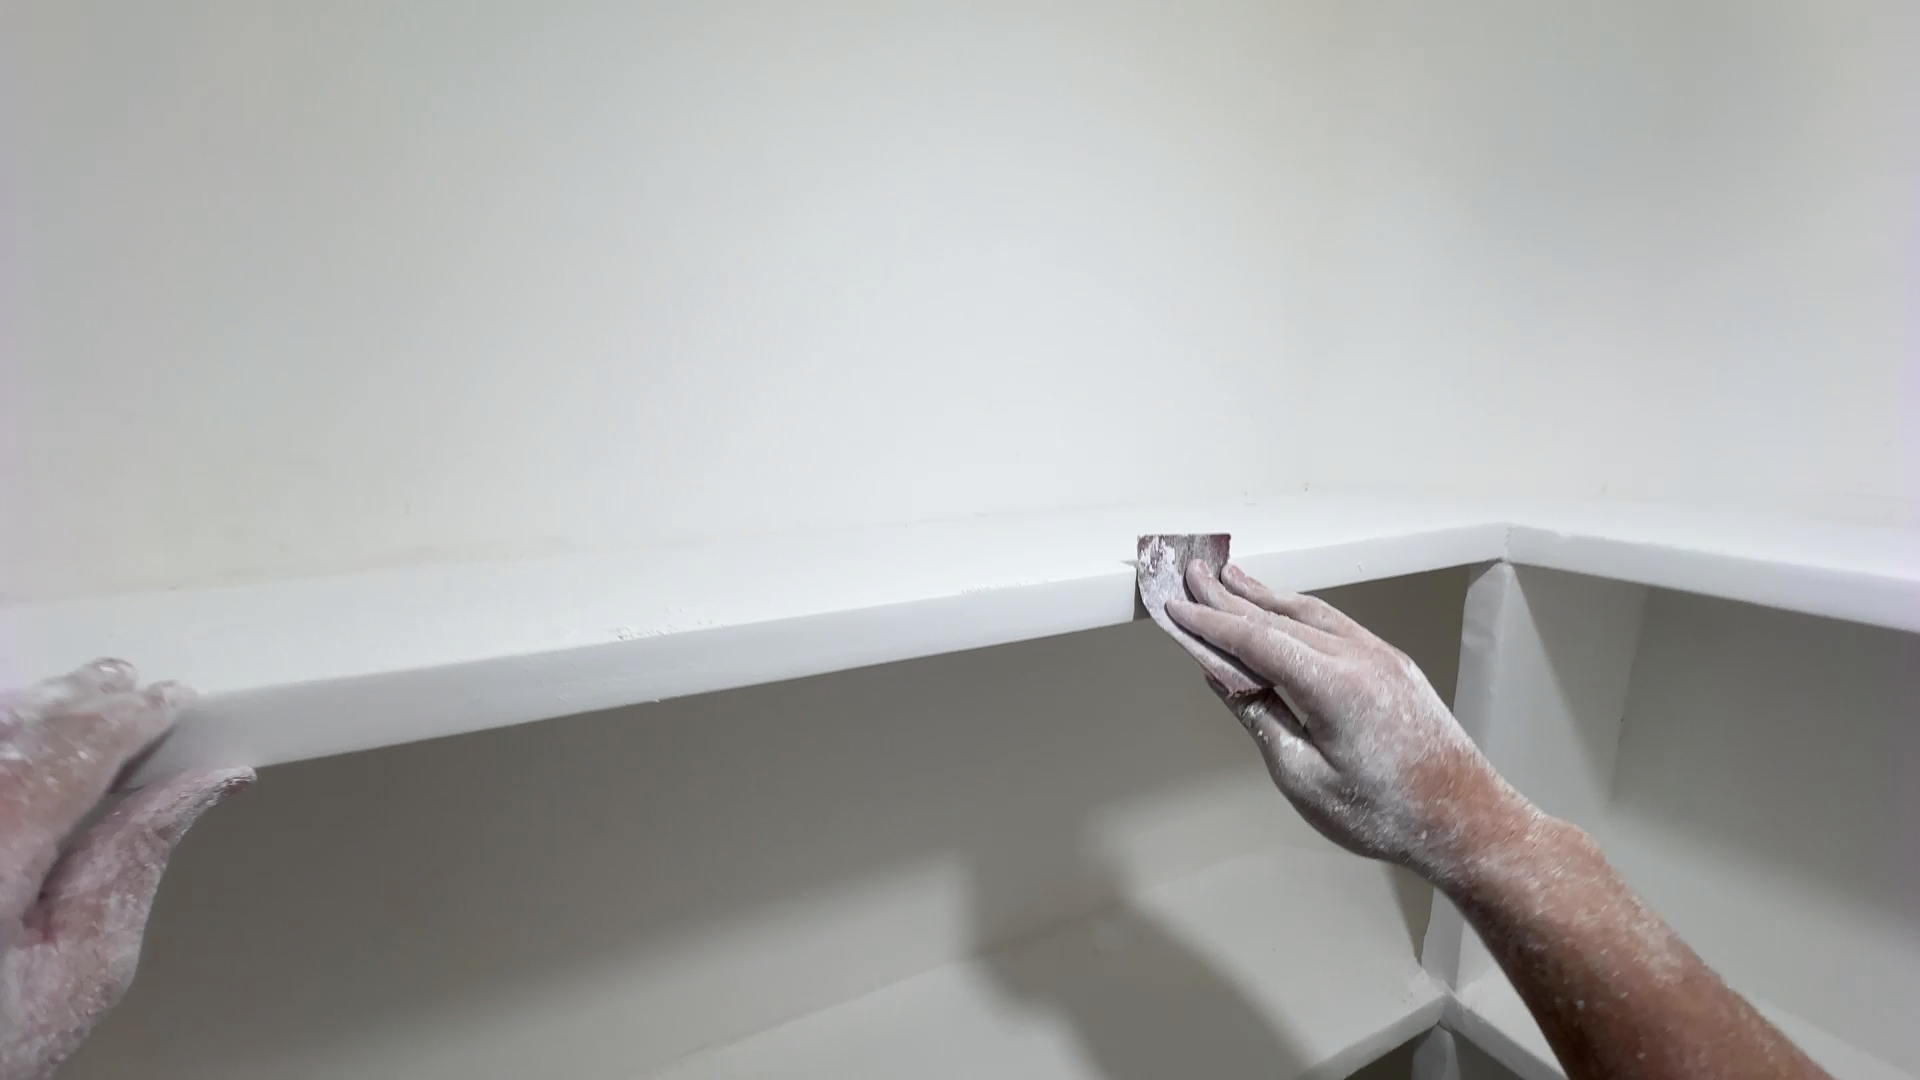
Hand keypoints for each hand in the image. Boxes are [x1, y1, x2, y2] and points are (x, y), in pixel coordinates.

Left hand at [0, 660, 251, 1079]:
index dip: (128, 718)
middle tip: (115, 679)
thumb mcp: (83, 970)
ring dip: (13, 714)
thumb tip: (206, 783)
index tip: (170, 698)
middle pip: (1, 741)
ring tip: (57, 694)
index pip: (68, 759)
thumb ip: (132, 864)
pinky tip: (10, 732)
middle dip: (65, 701)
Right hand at [1164, 562, 1533, 883]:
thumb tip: (1221, 677)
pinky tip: (1279, 605)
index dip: (1208, 622)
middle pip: (1276, 616)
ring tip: (1227, 577)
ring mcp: (1378, 654)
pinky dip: (1295, 608)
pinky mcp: (1390, 662)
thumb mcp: (1302, 775)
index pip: (1254, 639)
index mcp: (1332, 685)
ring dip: (1261, 594)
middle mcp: (1357, 656)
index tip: (1175, 606)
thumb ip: (1258, 716)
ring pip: (1306, 611)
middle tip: (1191, 573)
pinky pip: (1331, 622)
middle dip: (1227, 596)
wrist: (1467, 821)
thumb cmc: (1382, 812)